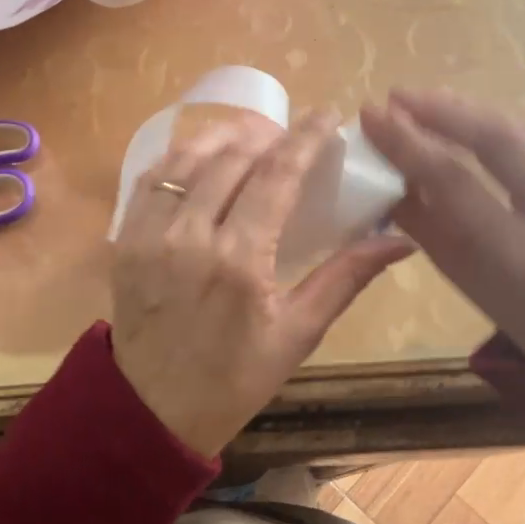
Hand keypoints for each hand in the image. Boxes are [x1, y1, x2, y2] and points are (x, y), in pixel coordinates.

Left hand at [111, 112, 415, 455]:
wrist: (154, 408)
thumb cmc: (235, 378)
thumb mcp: (297, 333)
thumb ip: (345, 277)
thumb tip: (399, 239)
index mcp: (239, 260)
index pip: (276, 175)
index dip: (304, 138)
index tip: (325, 115)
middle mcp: (190, 236)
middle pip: (231, 157)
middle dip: (266, 134)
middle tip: (289, 134)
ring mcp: (150, 235)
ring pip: (186, 160)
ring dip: (221, 139)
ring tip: (250, 136)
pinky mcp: (125, 240)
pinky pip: (150, 181)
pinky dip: (179, 160)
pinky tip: (201, 158)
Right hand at [360, 90, 524, 370]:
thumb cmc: (522, 314)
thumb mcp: (461, 277)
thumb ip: (424, 218)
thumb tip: (389, 161)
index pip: (454, 181)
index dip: (408, 142)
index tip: (373, 114)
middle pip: (504, 140)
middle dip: (446, 111)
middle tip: (403, 96)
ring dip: (484, 117)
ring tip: (440, 108)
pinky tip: (497, 132)